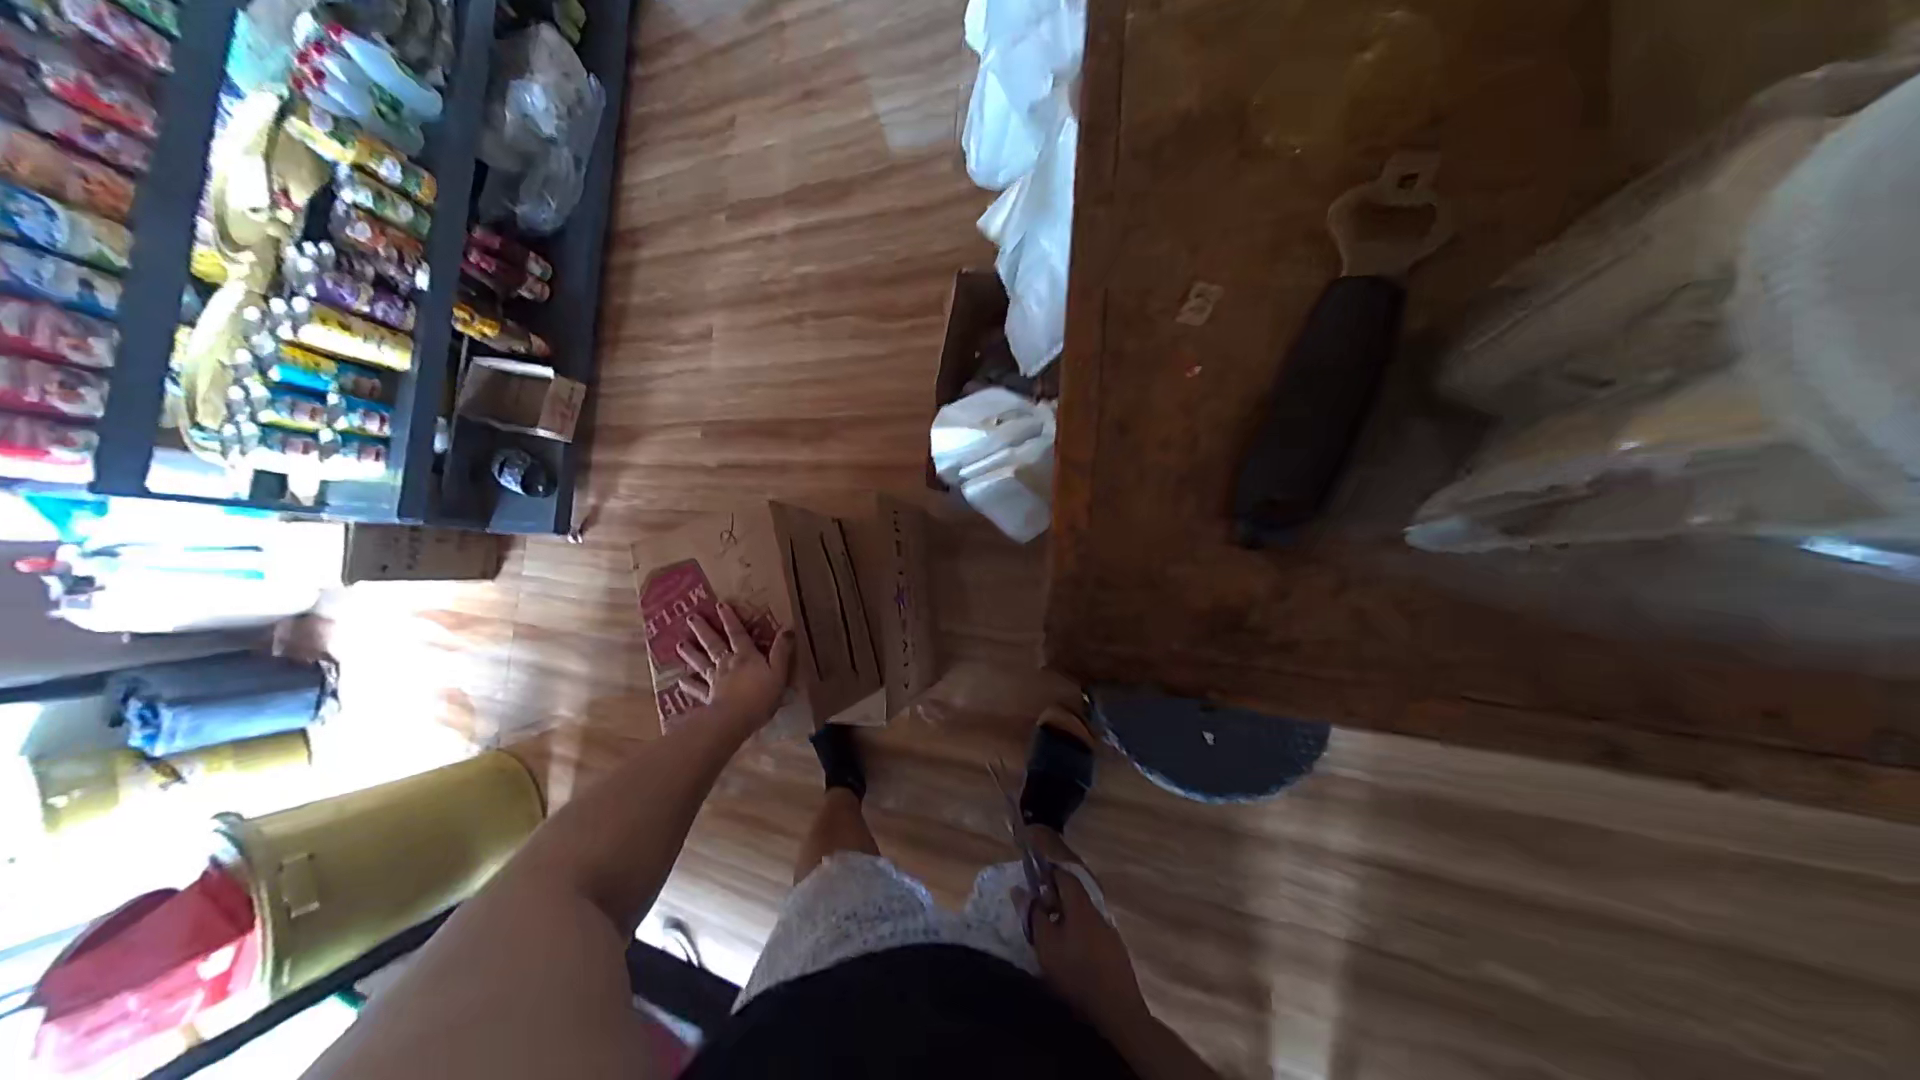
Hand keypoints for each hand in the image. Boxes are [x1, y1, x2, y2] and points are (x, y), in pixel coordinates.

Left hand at [675, 603, 794, 727]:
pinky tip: (680, 681)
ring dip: (691, 653)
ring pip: (701, 663)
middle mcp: (728, 664)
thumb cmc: (761, 696)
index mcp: (746, 657)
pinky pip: (697, 689)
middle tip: (691, 617)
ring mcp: (715, 680)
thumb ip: (782, 651)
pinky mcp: (708, 697)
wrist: (735, 719)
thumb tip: (788, 627)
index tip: (720, 605)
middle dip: (704, 630)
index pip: (738, 634)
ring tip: (680, 644)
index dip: (730, 619)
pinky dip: (689, 685)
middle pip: (714, 644)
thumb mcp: (779, 672)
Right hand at [1018, 868, 1148, 1029]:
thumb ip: (1033, 914)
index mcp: (1080, 906)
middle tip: (1039, 908)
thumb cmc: (1075, 973)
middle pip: (1076, 895)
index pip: (1065, 876)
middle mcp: (1097, 913)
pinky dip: (1079, 932)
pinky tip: (1072, 950)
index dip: (1049, 873)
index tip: (1034, 879)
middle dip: (1057, 897)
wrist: (1116, 1010)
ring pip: (1084, 914)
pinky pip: (1092, 931)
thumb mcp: (1045, 944)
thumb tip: (1020, 889)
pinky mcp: (1115, 951)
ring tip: (1052, 931)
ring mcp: (1109, 932)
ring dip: (1067, 916)